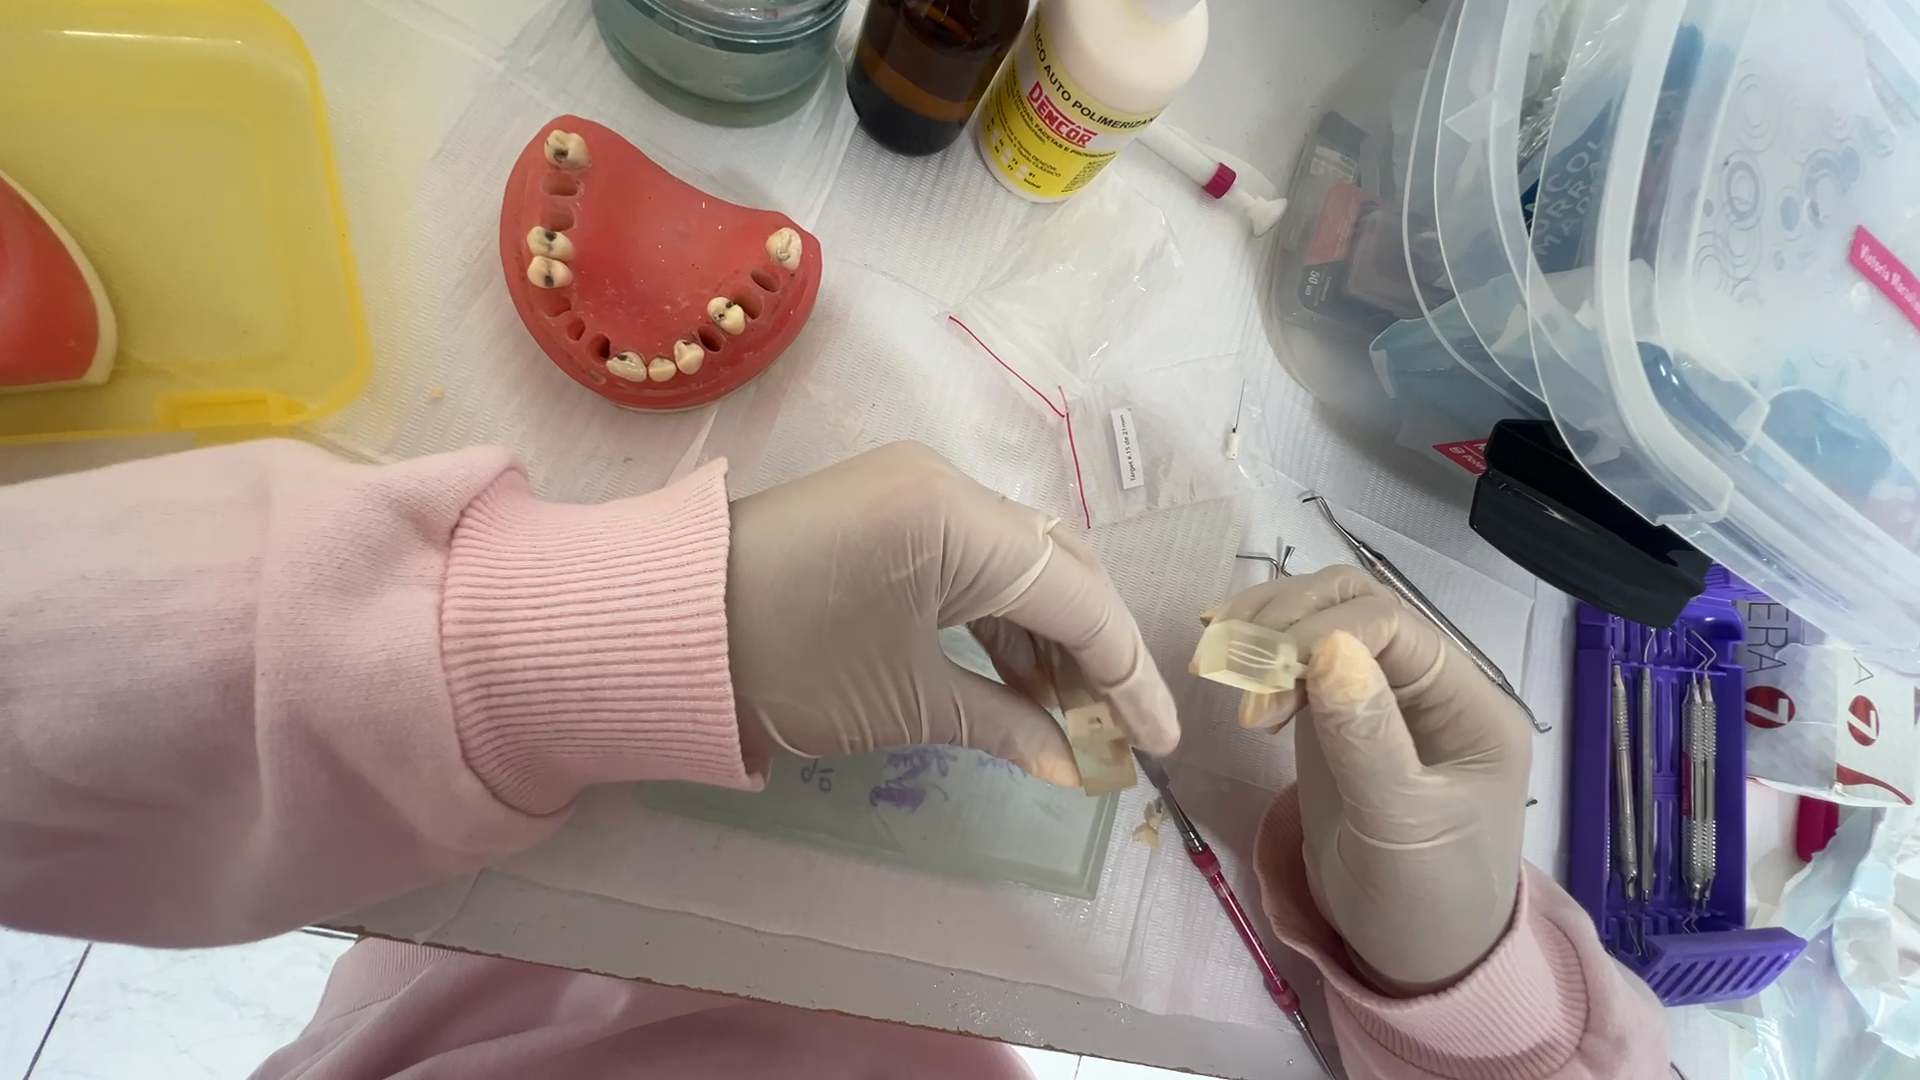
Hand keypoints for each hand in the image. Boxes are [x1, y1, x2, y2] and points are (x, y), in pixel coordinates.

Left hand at [726, 442, 1177, 785]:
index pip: (1077, 596)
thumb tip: (1070, 764)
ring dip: (1048, 636)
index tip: (1158, 742)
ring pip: (1020, 562)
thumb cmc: (783, 663)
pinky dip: (1001, 617)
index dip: (1127, 673)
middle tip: (1113, 725)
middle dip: (1095, 648)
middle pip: (1059, 567)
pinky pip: (974, 560)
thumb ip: (1003, 725)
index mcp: (958, 518)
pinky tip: (1016, 674)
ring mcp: (919, 491)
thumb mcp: (904, 700)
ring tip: (1066, 712)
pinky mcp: (894, 510)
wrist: (660, 627)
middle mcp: (950, 485)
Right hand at [1214, 566, 1530, 994]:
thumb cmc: (1421, 898)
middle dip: (1286, 620)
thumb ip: (1366, 738)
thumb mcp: (1399, 828)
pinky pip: (1295, 654)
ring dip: (1263, 625)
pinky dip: (1256, 646)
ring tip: (1216, 655)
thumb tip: (1325, 651)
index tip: (1264, 679)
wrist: (1406, 947)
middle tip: (1232, 662)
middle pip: (1354, 603)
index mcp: (1468, 705)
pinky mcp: (1334, 706)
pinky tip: (1223, 656)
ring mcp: (1377, 689)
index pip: (1391, 625)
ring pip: (1319, 616)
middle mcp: (1425, 682)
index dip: (1321, 632)